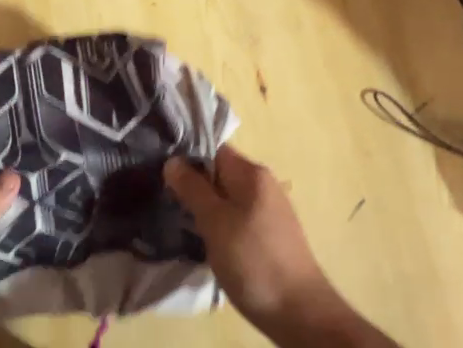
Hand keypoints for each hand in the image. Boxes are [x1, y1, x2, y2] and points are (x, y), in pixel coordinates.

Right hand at [166, 148, 395, 347]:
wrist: (301, 314)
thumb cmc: (253, 261)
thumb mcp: (215, 222)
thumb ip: (193, 188)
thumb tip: (173, 161)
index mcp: (252, 174)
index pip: (212, 148)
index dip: (186, 157)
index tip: (161, 172)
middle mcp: (264, 185)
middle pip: (219, 173)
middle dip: (193, 184)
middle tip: (166, 199)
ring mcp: (269, 211)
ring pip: (226, 197)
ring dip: (204, 207)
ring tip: (180, 220)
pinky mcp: (269, 235)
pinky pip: (236, 217)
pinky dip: (219, 224)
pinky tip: (205, 240)